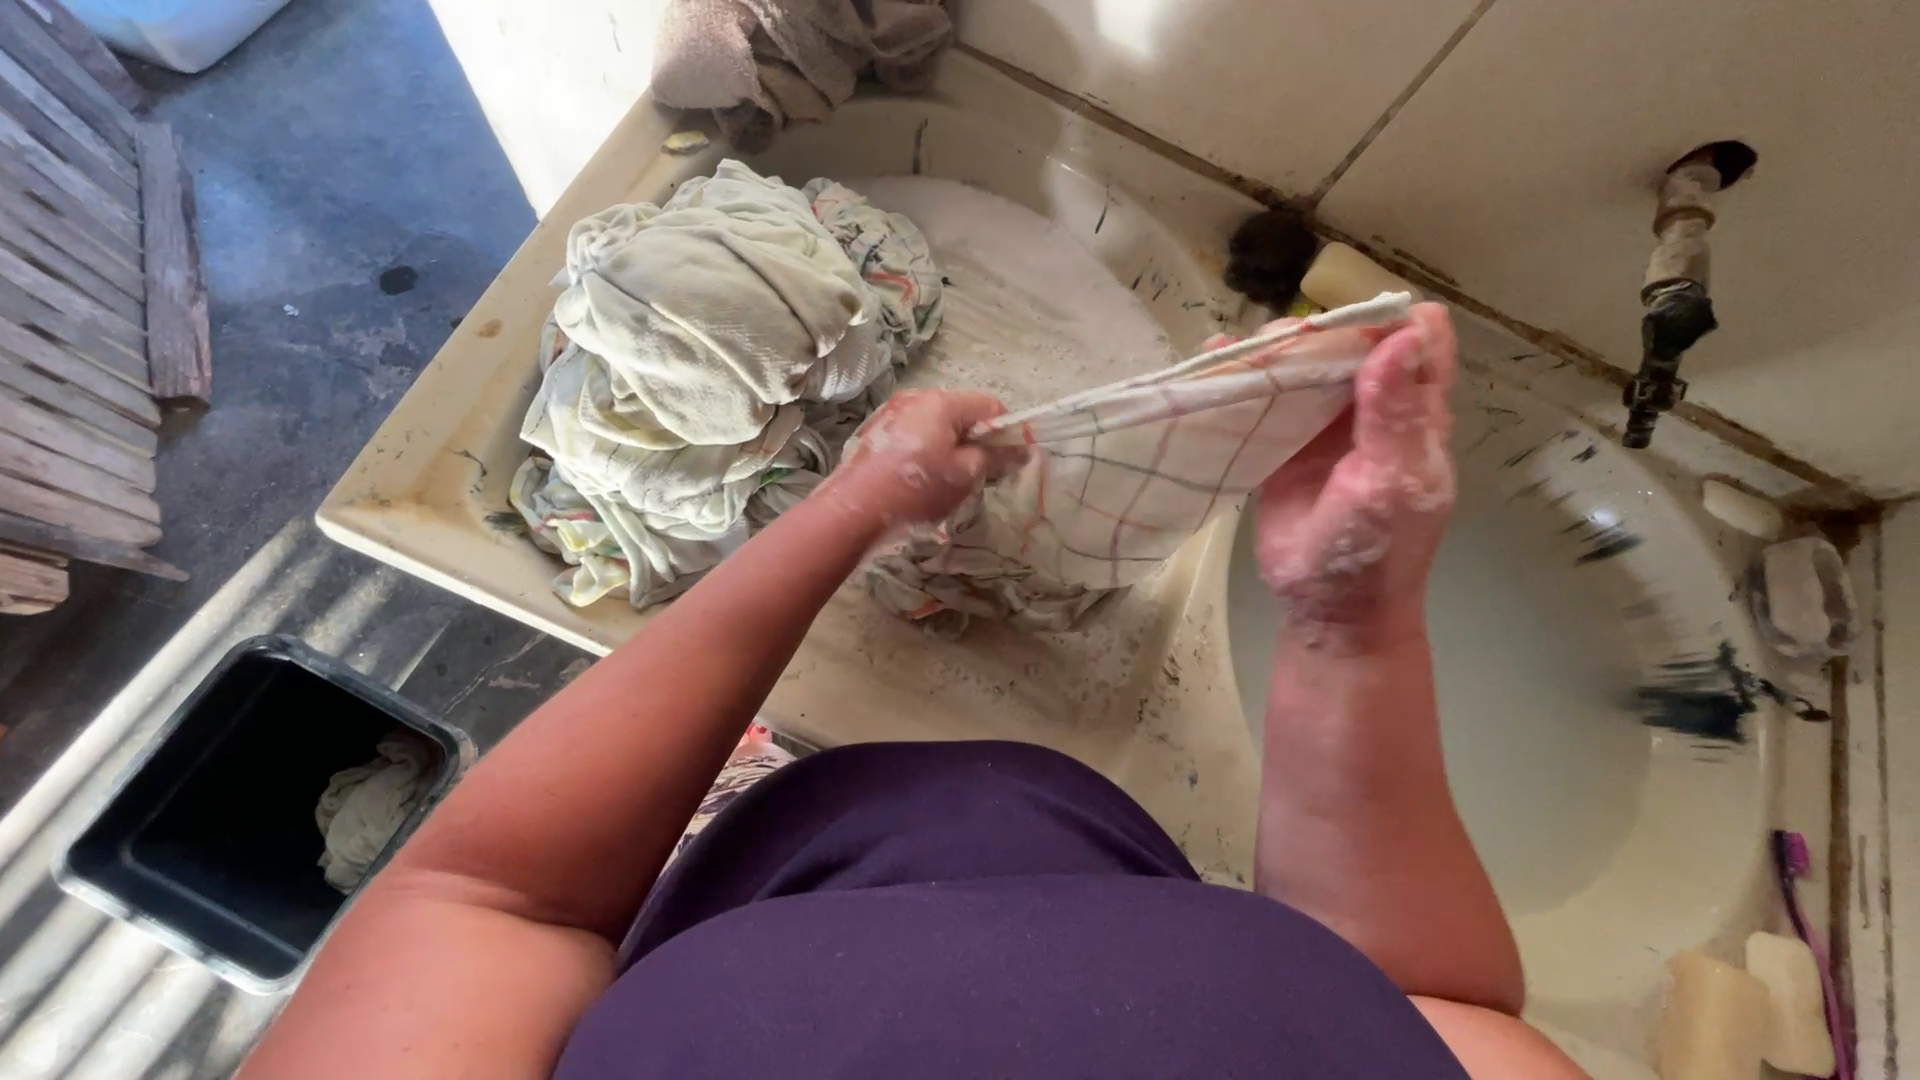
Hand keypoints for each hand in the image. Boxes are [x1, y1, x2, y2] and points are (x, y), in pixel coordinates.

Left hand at [826, 389, 1026, 528]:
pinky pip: (913, 434)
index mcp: (942, 401)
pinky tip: (916, 479)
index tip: (1004, 460)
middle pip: (961, 412)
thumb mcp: (964, 475)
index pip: (989, 404)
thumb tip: (1023, 450)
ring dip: (947, 447)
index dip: (1004, 431)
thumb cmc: (916, 489)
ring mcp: (891, 412)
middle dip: (973, 440)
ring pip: (935, 424)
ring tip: (942, 481)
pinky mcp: (875, 431)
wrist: (855, 509)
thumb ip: (995, 458)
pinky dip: (923, 451)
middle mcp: (916, 397)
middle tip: (973, 475)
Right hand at [1253, 302, 1456, 650]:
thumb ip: (1395, 414)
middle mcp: (1368, 409)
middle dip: (1317, 331)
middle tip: (1281, 343)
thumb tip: (1399, 336)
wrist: (1326, 607)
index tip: (1345, 325)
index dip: (1387, 321)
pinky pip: (1262, 404)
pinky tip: (1214, 365)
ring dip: (1274, 351)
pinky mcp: (1279, 446)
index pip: (1417, 340)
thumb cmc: (1373, 550)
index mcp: (1413, 413)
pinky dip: (1240, 382)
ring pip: (1302, 367)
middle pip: (1348, 344)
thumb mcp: (1393, 482)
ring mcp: (1320, 427)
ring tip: (1242, 353)